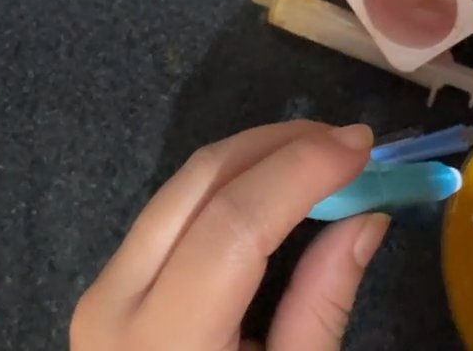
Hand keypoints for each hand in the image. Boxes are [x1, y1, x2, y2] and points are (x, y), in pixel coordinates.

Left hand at [72, 121, 388, 350]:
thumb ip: (321, 304)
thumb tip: (367, 217)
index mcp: (163, 345)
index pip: (234, 223)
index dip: (301, 170)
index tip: (362, 146)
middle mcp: (116, 300)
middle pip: (205, 180)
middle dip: (284, 144)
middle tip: (349, 141)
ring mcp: (105, 286)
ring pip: (187, 180)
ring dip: (260, 152)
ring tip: (322, 152)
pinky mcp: (111, 281)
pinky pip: (177, 203)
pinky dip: (233, 178)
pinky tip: (276, 180)